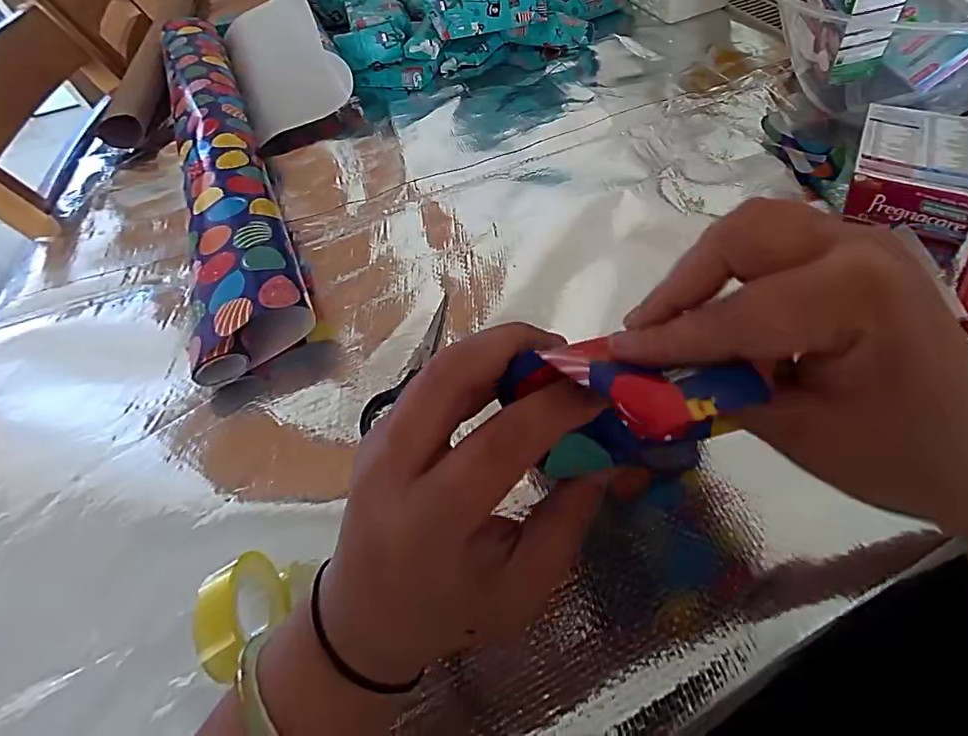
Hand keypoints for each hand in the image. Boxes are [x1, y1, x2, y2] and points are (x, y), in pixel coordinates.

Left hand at [317, 323, 608, 682]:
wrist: (362, 622)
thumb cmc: (450, 612)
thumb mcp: (523, 588)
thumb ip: (568, 519)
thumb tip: (605, 453)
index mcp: (431, 519)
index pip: (499, 441)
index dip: (557, 405)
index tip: (601, 391)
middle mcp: (394, 468)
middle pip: (451, 374)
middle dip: (514, 345)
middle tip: (566, 352)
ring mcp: (379, 440)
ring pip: (440, 364)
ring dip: (498, 348)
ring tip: (546, 359)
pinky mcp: (382, 427)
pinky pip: (435, 376)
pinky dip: (480, 362)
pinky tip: (513, 377)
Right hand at [609, 199, 967, 538]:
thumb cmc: (904, 455)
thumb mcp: (804, 433)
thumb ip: (724, 392)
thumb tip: (653, 374)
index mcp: (856, 289)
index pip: (740, 312)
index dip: (673, 336)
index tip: (617, 349)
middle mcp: (859, 242)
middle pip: (743, 234)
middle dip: (687, 281)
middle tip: (649, 327)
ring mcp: (865, 236)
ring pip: (760, 225)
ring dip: (712, 266)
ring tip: (681, 316)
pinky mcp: (863, 247)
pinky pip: (786, 239)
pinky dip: (745, 268)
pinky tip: (731, 308)